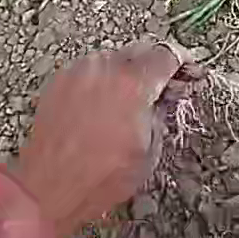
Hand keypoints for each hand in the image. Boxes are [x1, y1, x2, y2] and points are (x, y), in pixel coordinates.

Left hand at [10, 42, 179, 237]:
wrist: (47, 188)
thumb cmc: (101, 176)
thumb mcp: (149, 149)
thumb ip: (161, 112)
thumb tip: (164, 97)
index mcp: (133, 83)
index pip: (168, 53)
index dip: (185, 62)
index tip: (191, 74)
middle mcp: (106, 67)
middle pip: (142, 49)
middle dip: (158, 65)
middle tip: (167, 88)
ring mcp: (79, 71)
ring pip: (115, 58)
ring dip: (130, 71)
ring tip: (133, 99)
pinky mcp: (60, 80)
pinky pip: (92, 69)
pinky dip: (105, 79)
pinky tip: (106, 104)